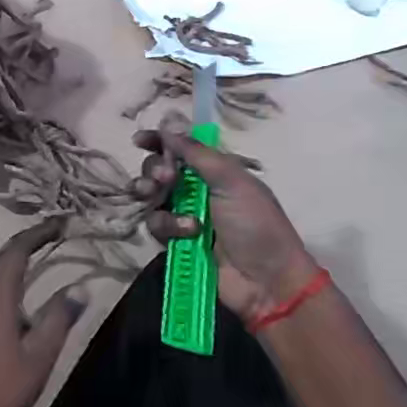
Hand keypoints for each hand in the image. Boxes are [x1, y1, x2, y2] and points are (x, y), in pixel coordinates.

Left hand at [0, 217, 86, 406]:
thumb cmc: (4, 384)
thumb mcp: (40, 353)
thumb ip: (59, 318)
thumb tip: (81, 288)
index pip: (18, 250)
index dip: (39, 232)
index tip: (62, 223)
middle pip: (6, 253)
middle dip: (31, 237)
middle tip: (57, 229)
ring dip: (21, 251)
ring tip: (44, 245)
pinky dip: (13, 267)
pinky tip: (23, 279)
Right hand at [132, 130, 323, 320]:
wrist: (266, 281)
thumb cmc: (256, 224)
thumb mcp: (233, 181)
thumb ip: (198, 153)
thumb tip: (168, 125)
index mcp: (215, 170)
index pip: (181, 147)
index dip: (159, 140)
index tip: (140, 140)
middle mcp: (197, 189)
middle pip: (158, 169)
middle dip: (155, 169)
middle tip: (165, 178)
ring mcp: (184, 215)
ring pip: (150, 197)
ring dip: (154, 195)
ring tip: (162, 199)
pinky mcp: (175, 241)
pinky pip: (155, 225)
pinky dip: (169, 226)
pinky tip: (189, 232)